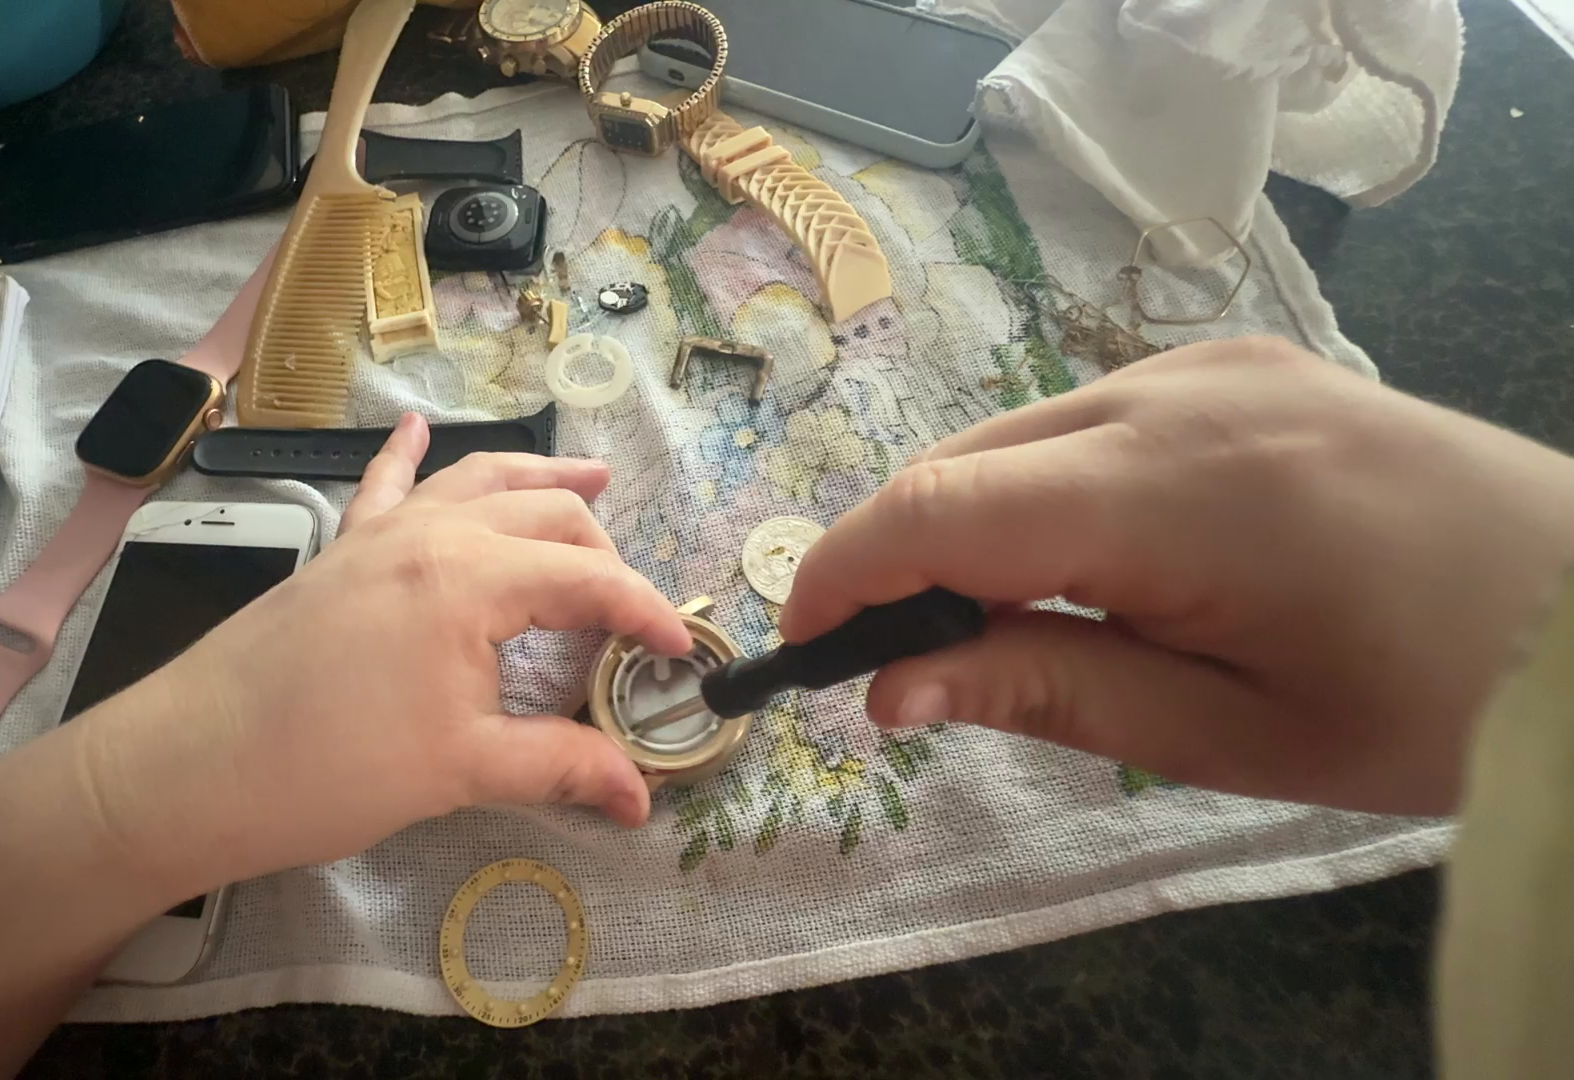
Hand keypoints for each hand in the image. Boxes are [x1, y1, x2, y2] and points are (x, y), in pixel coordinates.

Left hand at [75, 415, 689, 898]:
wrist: (184, 767)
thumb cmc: (327, 769)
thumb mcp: (459, 770)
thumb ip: (561, 768)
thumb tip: (642, 799)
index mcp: (471, 580)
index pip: (590, 582)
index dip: (645, 615)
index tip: (680, 653)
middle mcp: (435, 534)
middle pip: (548, 518)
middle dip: (603, 554)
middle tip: (625, 609)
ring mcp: (385, 532)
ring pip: (483, 481)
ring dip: (543, 480)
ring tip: (593, 479)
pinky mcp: (345, 547)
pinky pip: (387, 483)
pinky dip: (414, 455)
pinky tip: (418, 427)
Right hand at [782, 339, 1573, 814]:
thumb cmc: (1432, 702)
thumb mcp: (1220, 733)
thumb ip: (1037, 693)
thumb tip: (886, 693)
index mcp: (1182, 489)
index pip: (940, 510)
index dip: (844, 571)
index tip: (804, 642)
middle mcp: (1168, 391)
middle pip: (952, 467)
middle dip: (886, 559)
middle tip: (885, 650)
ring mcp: (1190, 363)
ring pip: (991, 443)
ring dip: (946, 530)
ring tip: (969, 614)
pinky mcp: (1205, 365)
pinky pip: (1049, 430)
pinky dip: (1006, 497)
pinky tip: (1043, 556)